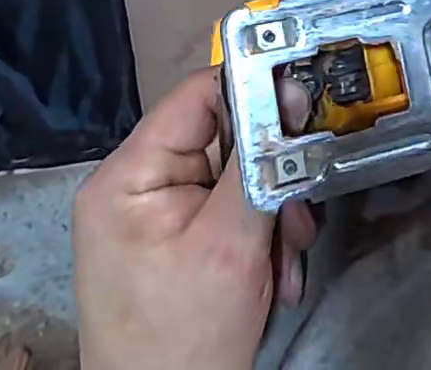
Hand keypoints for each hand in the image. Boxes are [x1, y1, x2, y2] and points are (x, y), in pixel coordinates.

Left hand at [73, 69, 316, 369]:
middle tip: (298, 209)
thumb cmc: (186, 338)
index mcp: (129, 173)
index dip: (254, 92)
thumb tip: (290, 92)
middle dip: (269, 173)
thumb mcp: (231, 243)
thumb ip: (260, 162)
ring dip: (272, 210)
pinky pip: (229, 205)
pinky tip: (273, 269)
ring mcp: (156, 210)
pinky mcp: (176, 234)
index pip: (199, 95)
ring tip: (286, 255)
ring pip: (235, 173)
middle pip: (224, 136)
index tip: (301, 108)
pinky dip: (260, 231)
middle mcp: (137, 181)